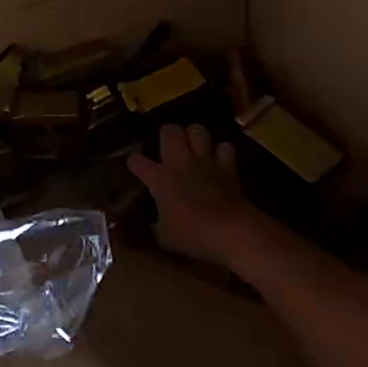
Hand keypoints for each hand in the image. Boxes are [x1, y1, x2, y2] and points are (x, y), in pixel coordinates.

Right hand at [128, 124, 269, 262]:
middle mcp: (180, 163)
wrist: (233, 231)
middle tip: (168, 144)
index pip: (136, 161)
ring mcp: (205, 161)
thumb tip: (154, 222)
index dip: (134, 162)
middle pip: (170, 130)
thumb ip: (156, 223)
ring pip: (198, 130)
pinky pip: (225, 146)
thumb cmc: (193, 235)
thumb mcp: (164, 236)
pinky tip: (218, 159)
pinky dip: (221, 151)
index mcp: (159, 179)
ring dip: (194, 135)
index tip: (136, 168)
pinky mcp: (228, 166)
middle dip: (167, 133)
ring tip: (193, 146)